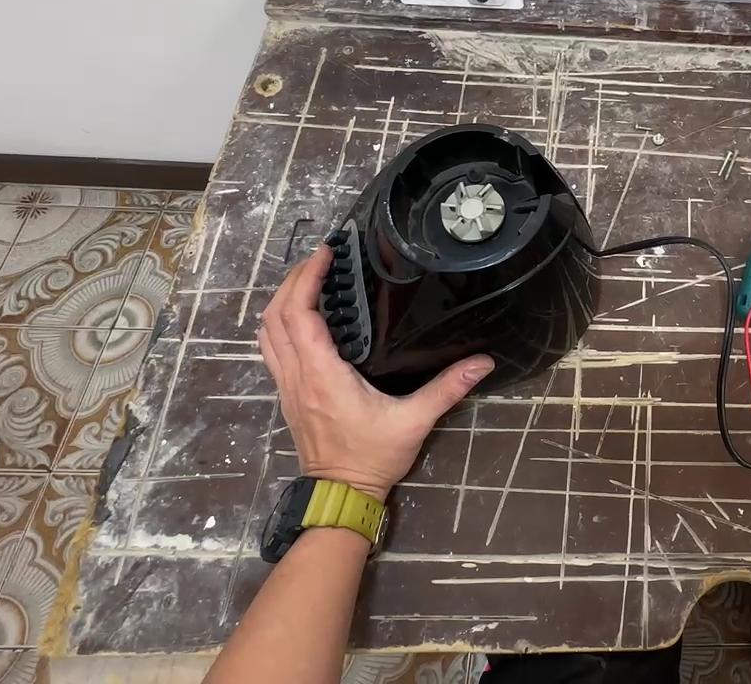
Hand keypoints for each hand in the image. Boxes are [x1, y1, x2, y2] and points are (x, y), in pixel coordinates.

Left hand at [259, 248, 493, 500]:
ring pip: (267, 332)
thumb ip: (447, 388)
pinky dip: (281, 321)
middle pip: (275, 316)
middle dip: (293, 280)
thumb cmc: (373, 456)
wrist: (341, 496)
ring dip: (282, 299)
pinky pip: (272, 347)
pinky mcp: (289, 393)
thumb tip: (483, 361)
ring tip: (311, 278)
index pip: (299, 315)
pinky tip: (304, 314)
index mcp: (322, 374)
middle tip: (322, 257)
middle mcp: (297, 375)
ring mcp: (287, 385)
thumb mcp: (415, 420)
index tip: (327, 254)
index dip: (307, 280)